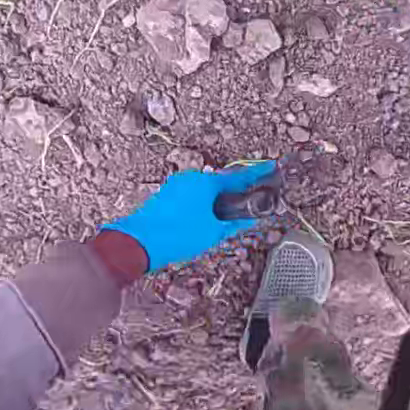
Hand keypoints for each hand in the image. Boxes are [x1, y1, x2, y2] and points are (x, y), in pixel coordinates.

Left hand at [102, 162, 275, 271]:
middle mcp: (191, 178)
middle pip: (222, 181)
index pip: (239, 177)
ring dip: (218, 198)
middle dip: (237, 190)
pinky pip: (193, 193)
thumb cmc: (176, 235)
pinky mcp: (167, 194)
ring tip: (229, 212)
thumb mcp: (213, 232)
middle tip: (252, 195)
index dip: (257, 174)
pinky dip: (203, 201)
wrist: (138, 242)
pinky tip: (206, 215)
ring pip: (206, 188)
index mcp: (206, 183)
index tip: (270, 167)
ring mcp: (177, 185)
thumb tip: (248, 221)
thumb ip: (233, 224)